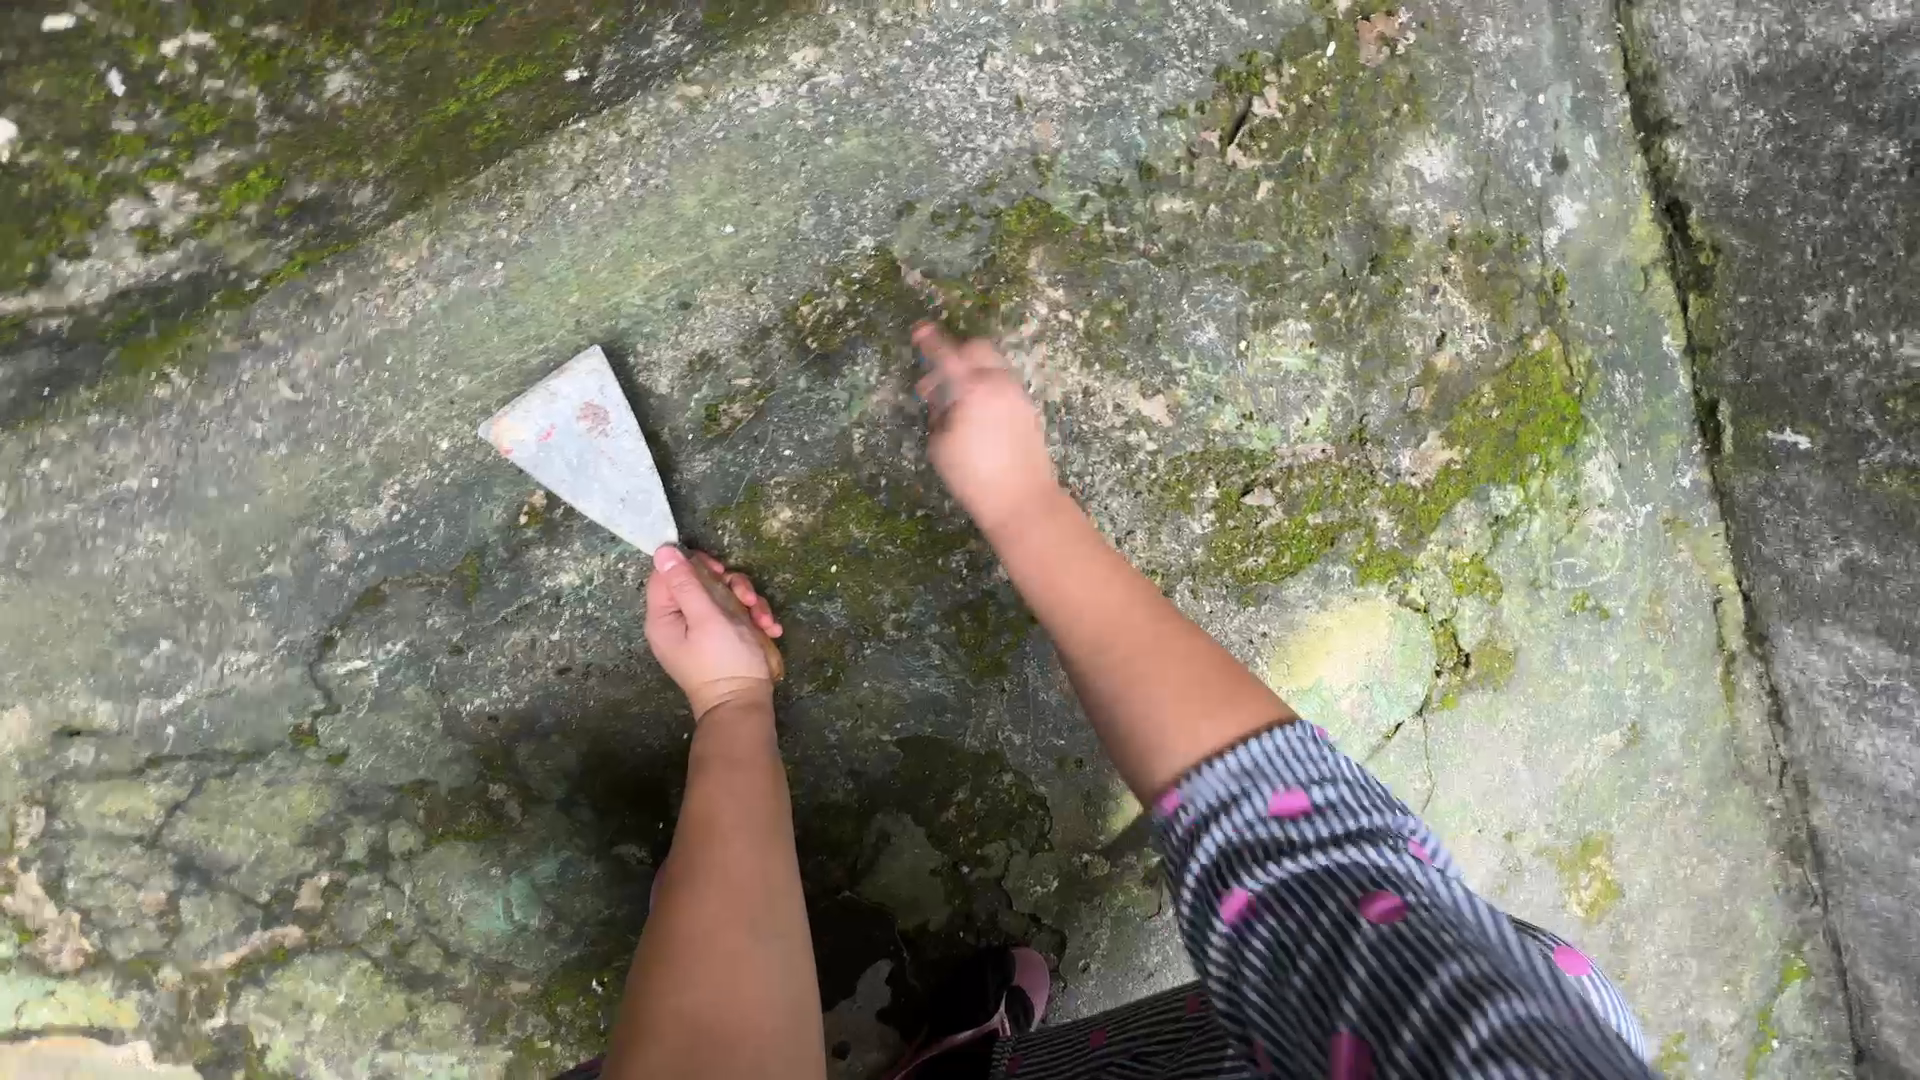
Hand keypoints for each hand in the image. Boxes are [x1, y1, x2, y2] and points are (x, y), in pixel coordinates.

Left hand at [645, 546, 783, 720]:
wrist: (745, 704)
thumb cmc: (722, 661)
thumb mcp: (707, 618)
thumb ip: (686, 583)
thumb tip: (663, 550)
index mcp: (664, 617)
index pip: (666, 575)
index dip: (691, 565)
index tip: (717, 569)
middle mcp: (680, 620)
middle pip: (700, 582)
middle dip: (729, 585)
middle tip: (744, 594)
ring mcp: (705, 629)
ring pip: (724, 595)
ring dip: (748, 601)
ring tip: (762, 618)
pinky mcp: (726, 636)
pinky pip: (738, 613)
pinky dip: (755, 617)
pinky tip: (770, 628)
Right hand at [913, 322, 1061, 533]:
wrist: (1023, 499)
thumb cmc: (973, 476)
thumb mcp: (940, 446)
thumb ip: (939, 414)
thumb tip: (942, 402)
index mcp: (973, 389)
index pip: (948, 354)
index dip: (931, 340)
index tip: (920, 331)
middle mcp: (999, 384)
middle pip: (977, 348)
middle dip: (956, 354)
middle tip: (938, 381)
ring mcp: (1018, 395)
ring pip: (993, 367)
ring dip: (973, 374)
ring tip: (957, 405)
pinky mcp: (1029, 410)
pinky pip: (1005, 386)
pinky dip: (988, 389)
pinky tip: (978, 417)